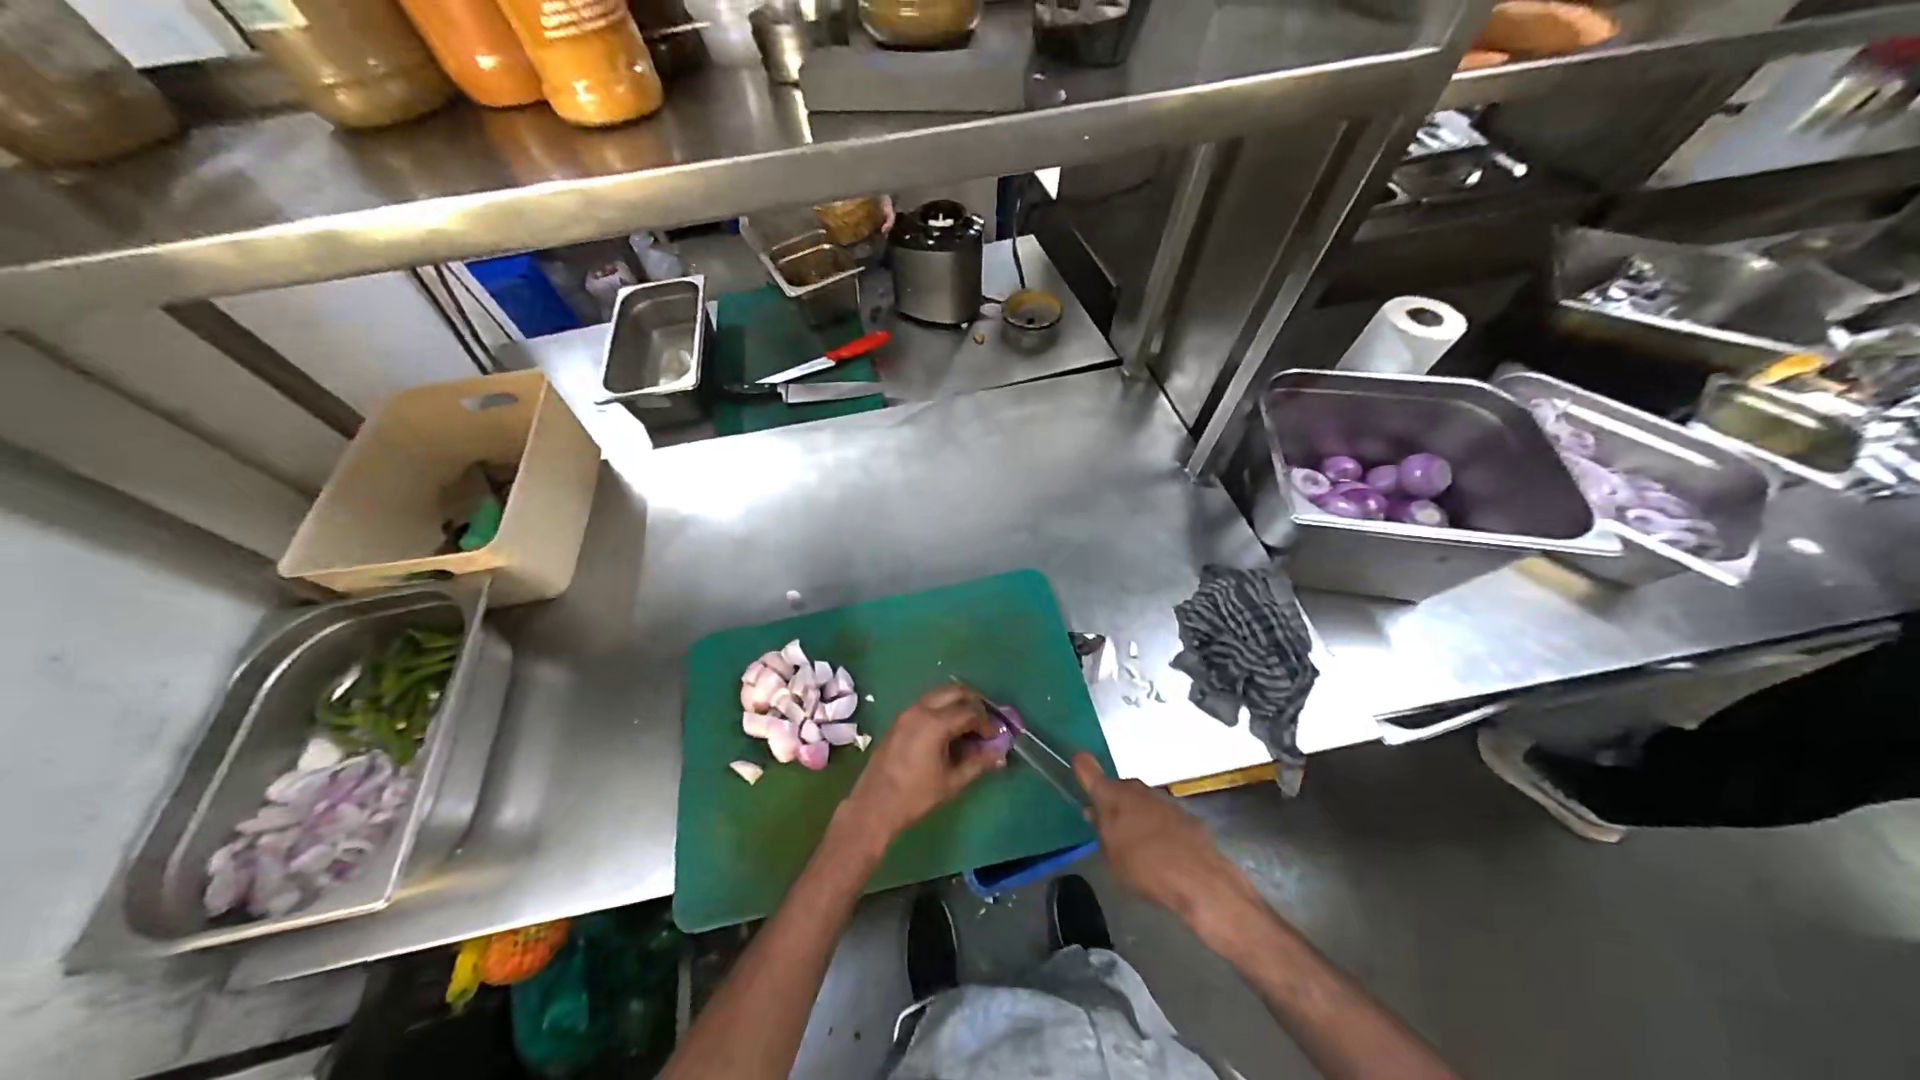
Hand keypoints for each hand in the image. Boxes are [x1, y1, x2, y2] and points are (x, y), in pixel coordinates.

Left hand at [843, 682, 1006, 842]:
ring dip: (957, 702)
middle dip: (974, 702)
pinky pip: (926, 702)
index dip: (987, 722)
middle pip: (954, 691)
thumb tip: (999, 753)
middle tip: (986, 720)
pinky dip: (942, 706)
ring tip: (970, 723)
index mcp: (934, 723)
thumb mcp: (952, 781)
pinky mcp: (899, 720)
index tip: (995, 737)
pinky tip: (949, 728)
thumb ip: (978, 763)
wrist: (874, 805)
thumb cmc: (915, 795)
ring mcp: (907, 712)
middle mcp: (920, 710)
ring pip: (938, 693)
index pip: (970, 711)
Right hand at [1073, 753, 1257, 929]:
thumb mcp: (1111, 855)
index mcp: (1111, 796)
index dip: (1081, 767)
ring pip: (1141, 801)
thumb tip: (1094, 812)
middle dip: (1112, 803)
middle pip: (1117, 788)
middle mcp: (1136, 789)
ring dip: (1136, 815)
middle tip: (1109, 828)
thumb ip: (1101, 829)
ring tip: (1137, 845)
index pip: (1088, 769)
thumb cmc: (1144, 867)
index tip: (1077, 766)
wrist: (1199, 878)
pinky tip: (1162, 851)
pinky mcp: (1184, 813)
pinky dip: (1158, 826)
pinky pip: (1161, 815)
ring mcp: (1162, 798)